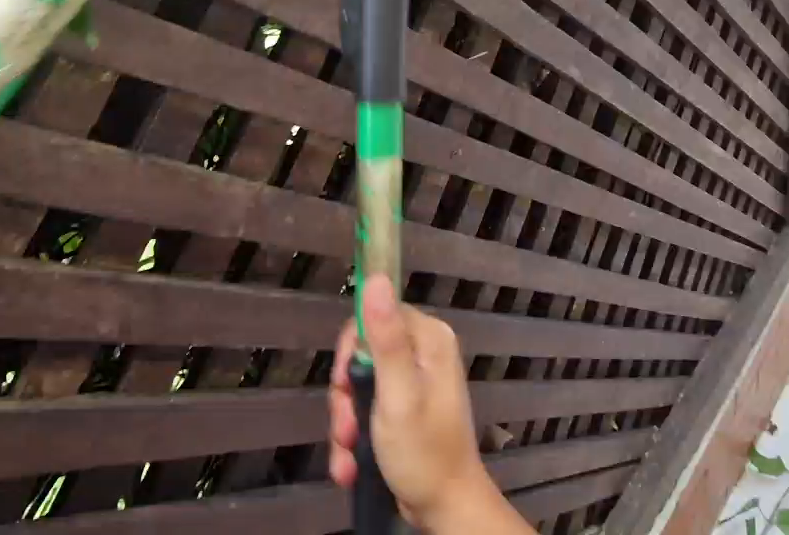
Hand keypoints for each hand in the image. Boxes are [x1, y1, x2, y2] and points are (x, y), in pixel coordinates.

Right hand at [328, 275, 529, 533]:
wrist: (445, 510)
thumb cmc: (424, 452)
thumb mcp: (399, 395)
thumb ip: (385, 339)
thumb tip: (376, 278)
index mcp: (428, 338)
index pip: (374, 315)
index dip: (351, 350)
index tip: (343, 383)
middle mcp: (423, 352)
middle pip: (362, 353)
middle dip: (346, 397)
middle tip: (347, 429)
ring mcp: (413, 381)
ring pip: (359, 385)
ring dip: (346, 423)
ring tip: (349, 456)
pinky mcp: (403, 407)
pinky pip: (367, 408)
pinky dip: (355, 438)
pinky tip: (352, 465)